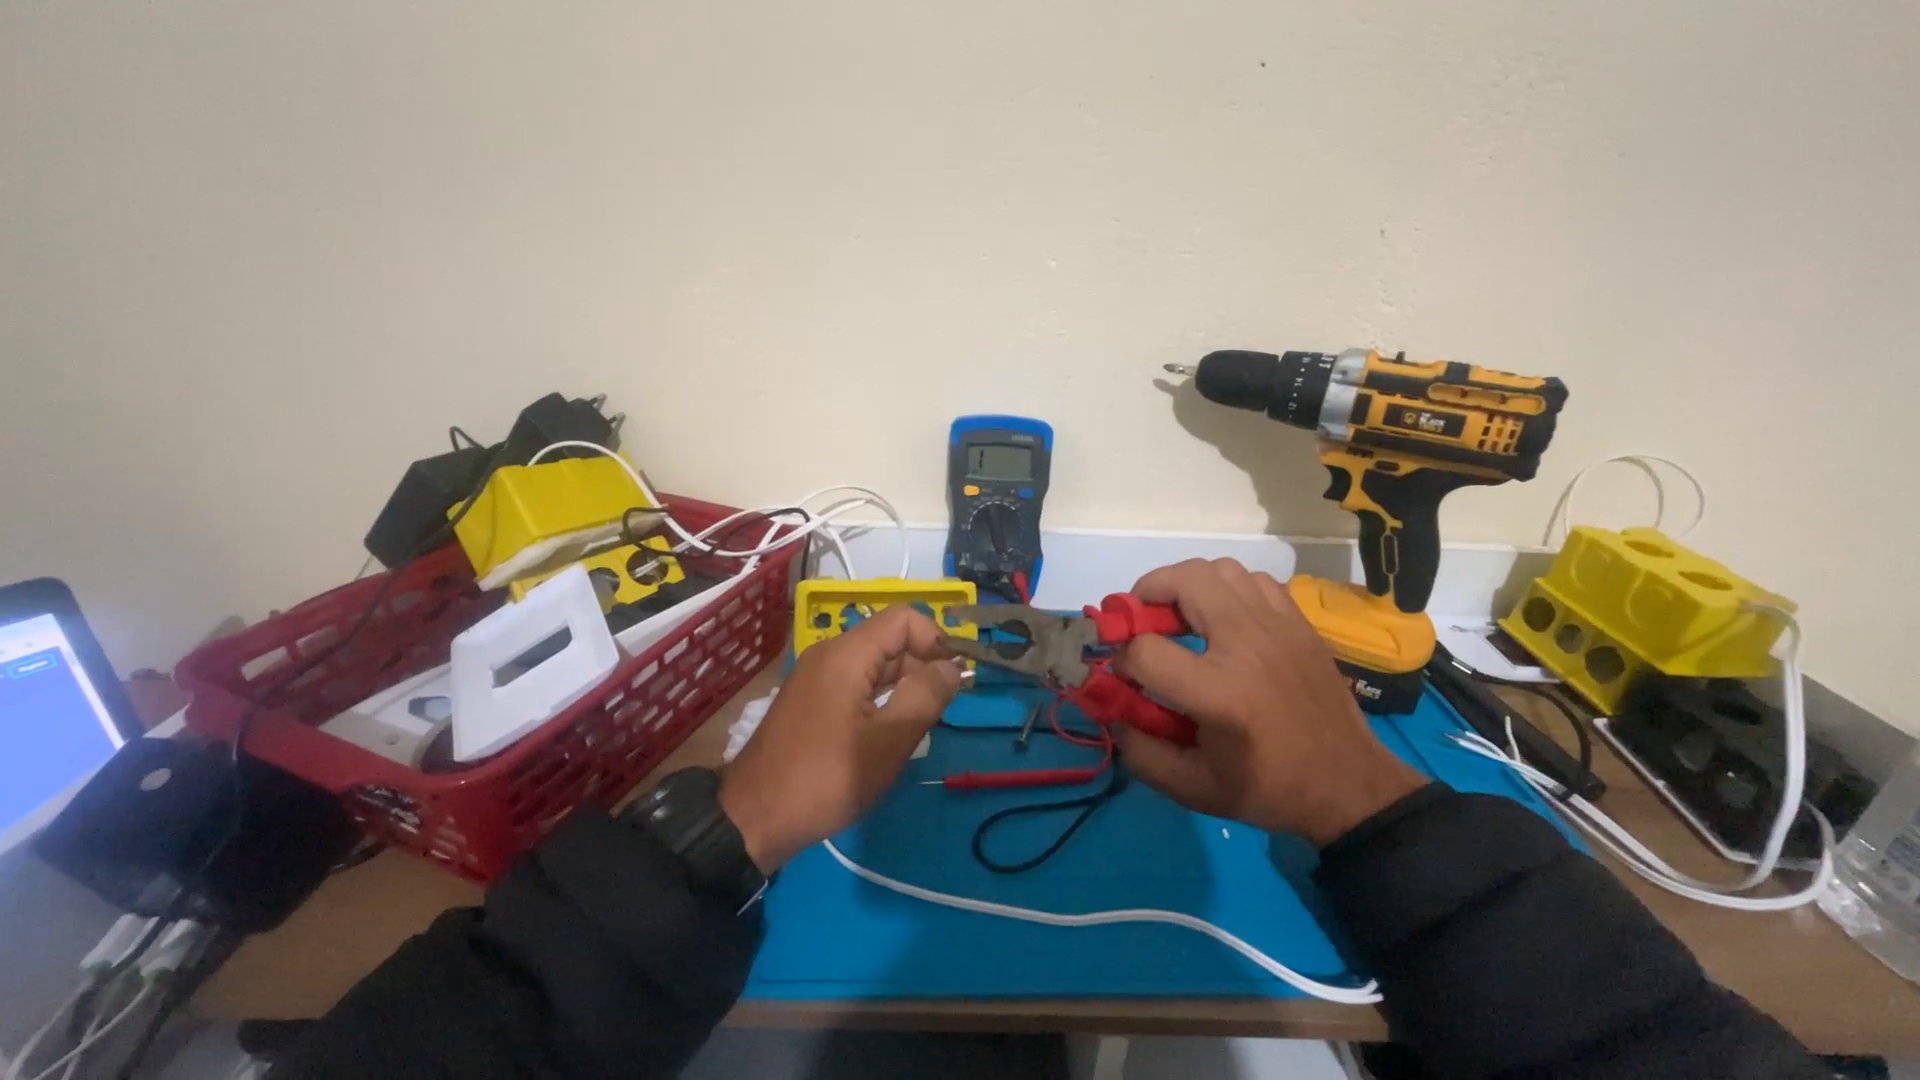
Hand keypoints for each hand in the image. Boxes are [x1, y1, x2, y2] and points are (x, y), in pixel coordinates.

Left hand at [719, 605, 964, 871]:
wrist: (754, 817)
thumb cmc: (826, 779)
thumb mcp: (888, 742)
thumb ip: (925, 696)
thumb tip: (953, 666)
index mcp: (847, 655)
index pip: (905, 618)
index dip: (936, 640)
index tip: (954, 679)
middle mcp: (830, 654)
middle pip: (890, 639)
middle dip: (924, 665)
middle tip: (943, 709)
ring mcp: (817, 677)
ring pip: (874, 663)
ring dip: (904, 684)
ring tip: (922, 724)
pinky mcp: (811, 699)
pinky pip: (856, 682)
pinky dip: (881, 696)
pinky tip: (891, 731)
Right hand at [1110, 558, 1427, 845]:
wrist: (1348, 784)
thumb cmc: (1268, 789)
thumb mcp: (1192, 789)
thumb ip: (1140, 751)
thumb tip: (1113, 710)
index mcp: (1221, 694)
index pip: (1146, 651)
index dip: (1122, 660)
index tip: (1126, 677)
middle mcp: (1249, 646)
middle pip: (1186, 580)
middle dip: (1148, 592)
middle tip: (1140, 619)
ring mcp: (1279, 627)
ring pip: (1221, 569)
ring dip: (1188, 585)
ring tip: (1180, 616)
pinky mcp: (1300, 623)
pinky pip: (1255, 580)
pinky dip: (1228, 589)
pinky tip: (1223, 619)